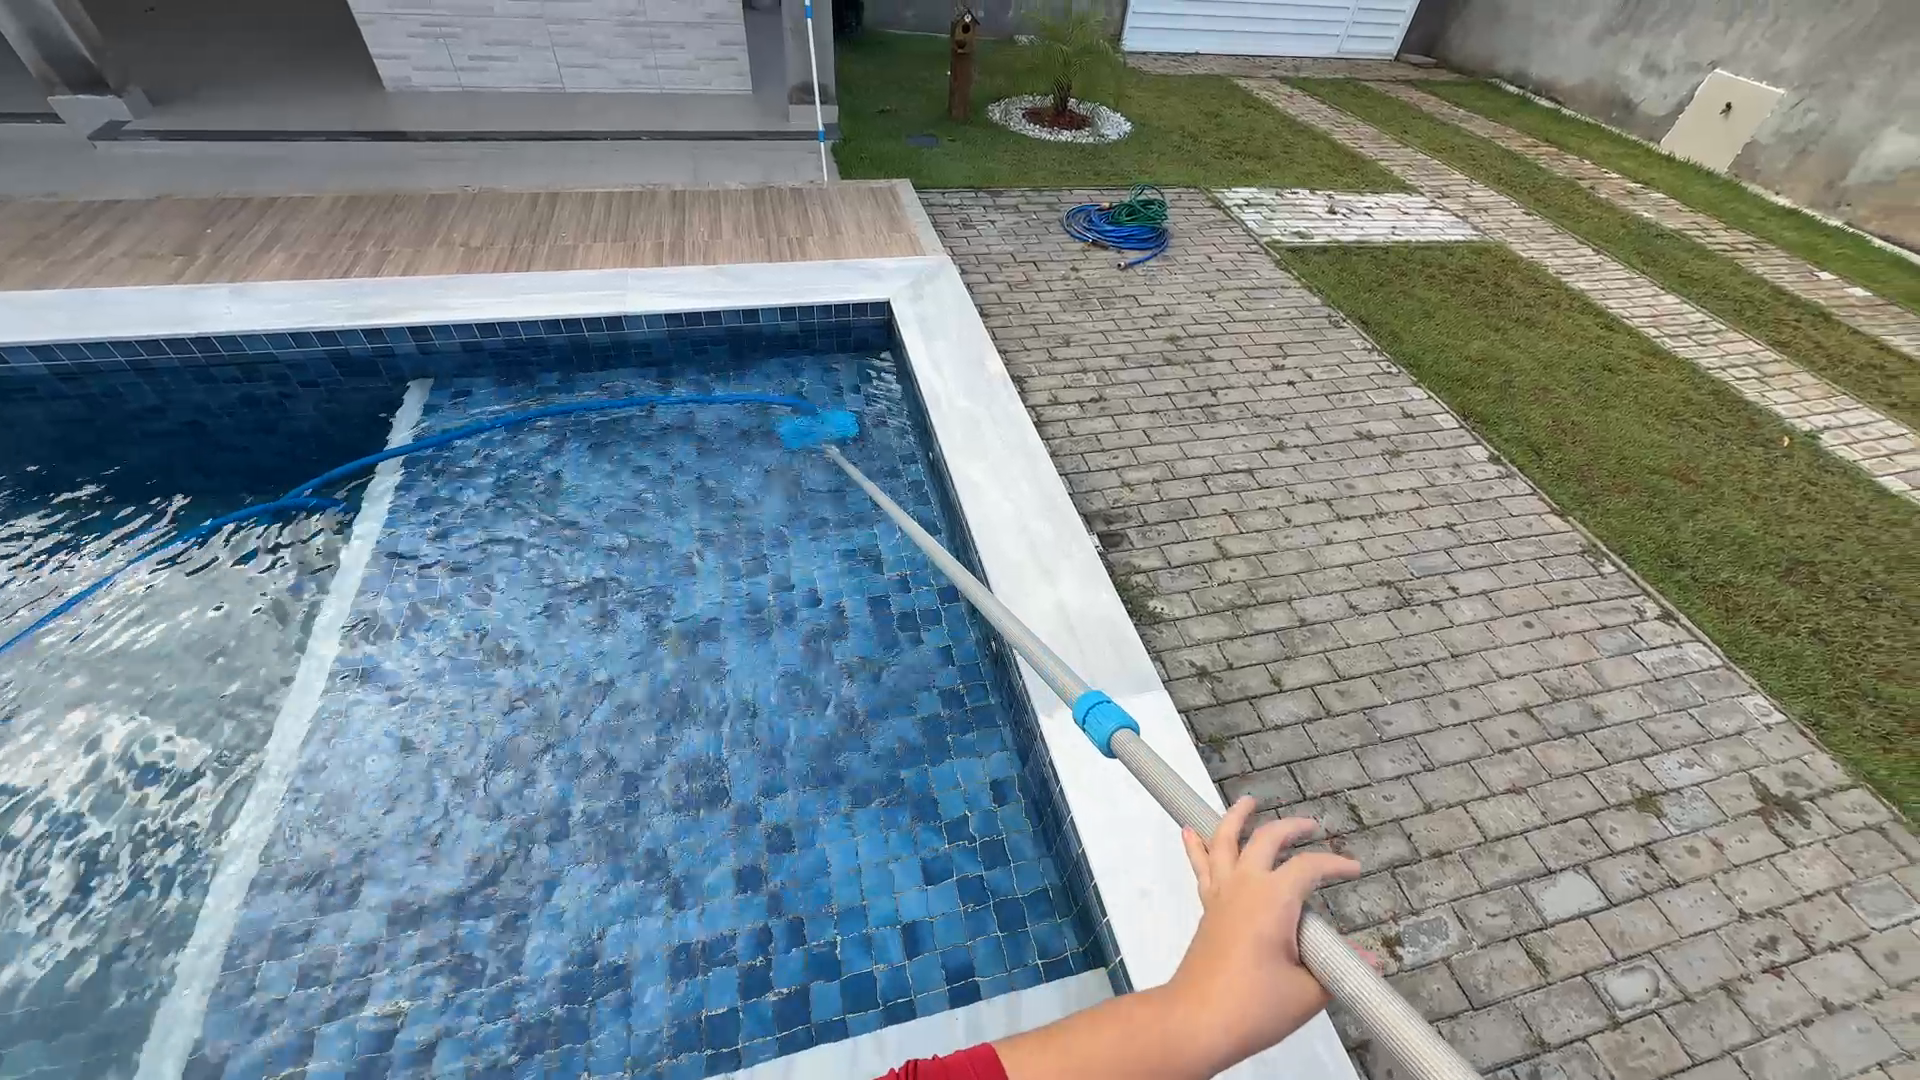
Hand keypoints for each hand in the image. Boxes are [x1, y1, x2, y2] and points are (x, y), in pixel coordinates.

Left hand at [1166, 798, 1362, 1073]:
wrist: (1200, 1017)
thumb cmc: (1255, 1005)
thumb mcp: (1309, 991)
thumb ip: (1339, 970)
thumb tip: (1371, 960)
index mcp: (1272, 898)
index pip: (1308, 867)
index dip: (1333, 863)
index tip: (1353, 868)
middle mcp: (1243, 885)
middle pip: (1264, 839)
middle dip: (1289, 827)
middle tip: (1310, 825)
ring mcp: (1220, 892)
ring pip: (1223, 840)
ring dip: (1235, 818)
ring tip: (1247, 801)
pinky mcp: (1206, 906)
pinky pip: (1200, 865)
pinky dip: (1196, 845)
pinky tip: (1189, 829)